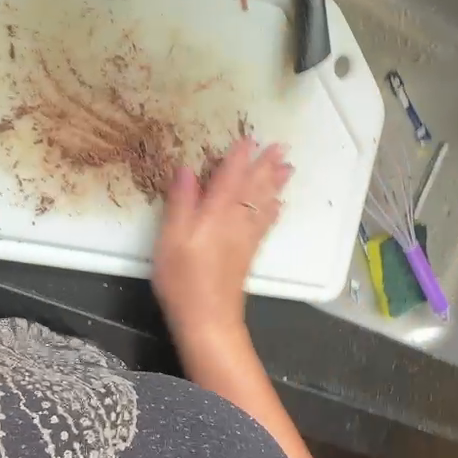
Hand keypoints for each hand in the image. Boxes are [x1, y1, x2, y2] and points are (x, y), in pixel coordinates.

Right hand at [152, 136, 293, 343]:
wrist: (207, 318)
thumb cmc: (182, 279)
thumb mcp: (170, 238)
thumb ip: (180, 202)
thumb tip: (187, 169)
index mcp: (215, 213)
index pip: (230, 178)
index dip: (239, 157)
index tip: (249, 139)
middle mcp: (235, 222)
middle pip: (254, 188)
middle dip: (266, 167)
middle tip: (281, 147)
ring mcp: (244, 240)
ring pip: (263, 204)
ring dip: (275, 185)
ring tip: (287, 169)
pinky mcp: (247, 256)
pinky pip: (264, 225)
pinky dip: (272, 211)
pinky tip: (276, 206)